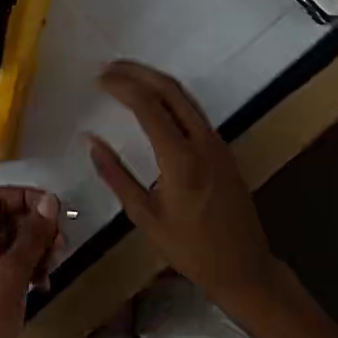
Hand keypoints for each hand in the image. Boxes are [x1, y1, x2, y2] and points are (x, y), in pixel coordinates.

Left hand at [0, 186, 60, 337]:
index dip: (28, 199)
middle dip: (34, 228)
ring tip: (51, 264)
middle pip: (5, 217)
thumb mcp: (10, 274)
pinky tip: (42, 281)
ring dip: (34, 249)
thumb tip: (48, 203)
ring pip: (11, 240)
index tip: (57, 209)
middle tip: (58, 240)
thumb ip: (32, 235)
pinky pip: (11, 262)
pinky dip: (29, 267)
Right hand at [87, 60, 277, 305]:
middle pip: (169, 89)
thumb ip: (115, 174)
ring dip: (152, 79)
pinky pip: (192, 109)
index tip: (96, 80)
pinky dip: (167, 95)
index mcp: (180, 160)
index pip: (147, 105)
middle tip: (107, 67)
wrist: (246, 270)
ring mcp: (217, 143)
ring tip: (123, 76)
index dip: (120, 86)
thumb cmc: (191, 249)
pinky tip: (149, 100)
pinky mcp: (222, 148)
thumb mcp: (144, 216)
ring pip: (184, 95)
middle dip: (136, 72)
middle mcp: (202, 142)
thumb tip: (90, 139)